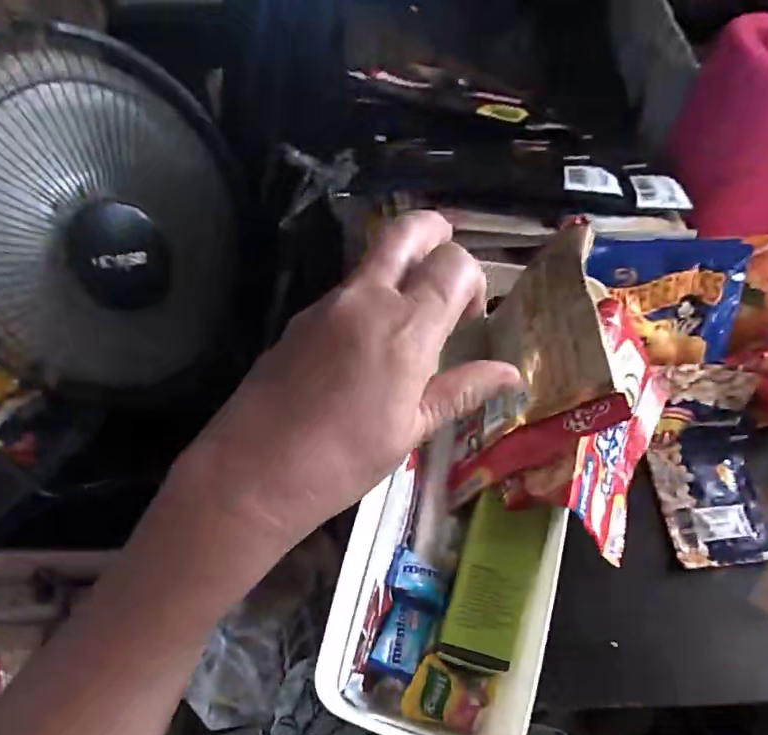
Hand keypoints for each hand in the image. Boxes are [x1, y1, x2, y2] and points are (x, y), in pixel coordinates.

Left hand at [175, 211, 522, 548]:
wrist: (255, 470)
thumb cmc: (345, 460)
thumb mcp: (411, 430)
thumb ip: (460, 390)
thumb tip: (512, 373)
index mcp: (407, 326)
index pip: (454, 263)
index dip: (472, 280)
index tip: (469, 320)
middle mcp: (367, 299)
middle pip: (407, 231)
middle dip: (436, 234)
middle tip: (447, 269)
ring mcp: (327, 305)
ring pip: (372, 261)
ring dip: (399, 271)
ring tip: (408, 323)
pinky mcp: (299, 321)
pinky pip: (344, 294)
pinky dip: (367, 301)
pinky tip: (364, 351)